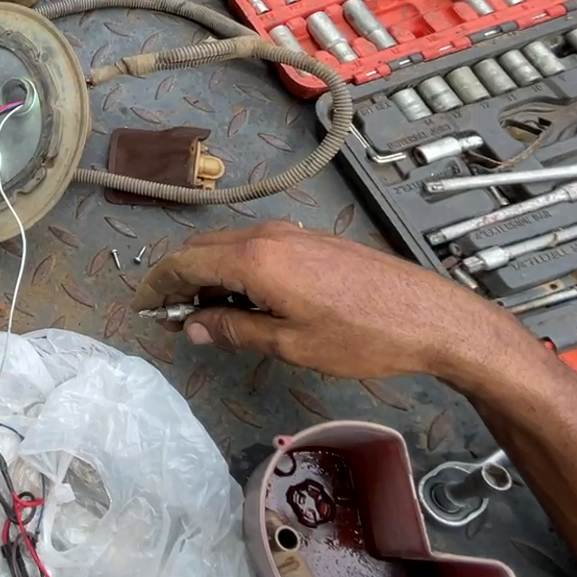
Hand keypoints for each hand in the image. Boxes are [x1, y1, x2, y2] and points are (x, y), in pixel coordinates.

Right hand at [131, 221, 533, 383]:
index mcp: (253, 259)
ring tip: (208, 311)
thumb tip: (192, 328)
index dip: (157, 284)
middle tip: (173, 313)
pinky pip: (251, 245)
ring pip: (225, 245)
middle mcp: (263, 235)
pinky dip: (232, 266)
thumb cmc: (360, 336)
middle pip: (199, 248)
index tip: (144, 307)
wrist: (432, 315)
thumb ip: (234, 330)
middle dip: (178, 278)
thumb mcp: (291, 343)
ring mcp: (286, 232)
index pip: (184, 263)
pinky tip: (246, 297)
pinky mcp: (306, 238)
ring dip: (206, 273)